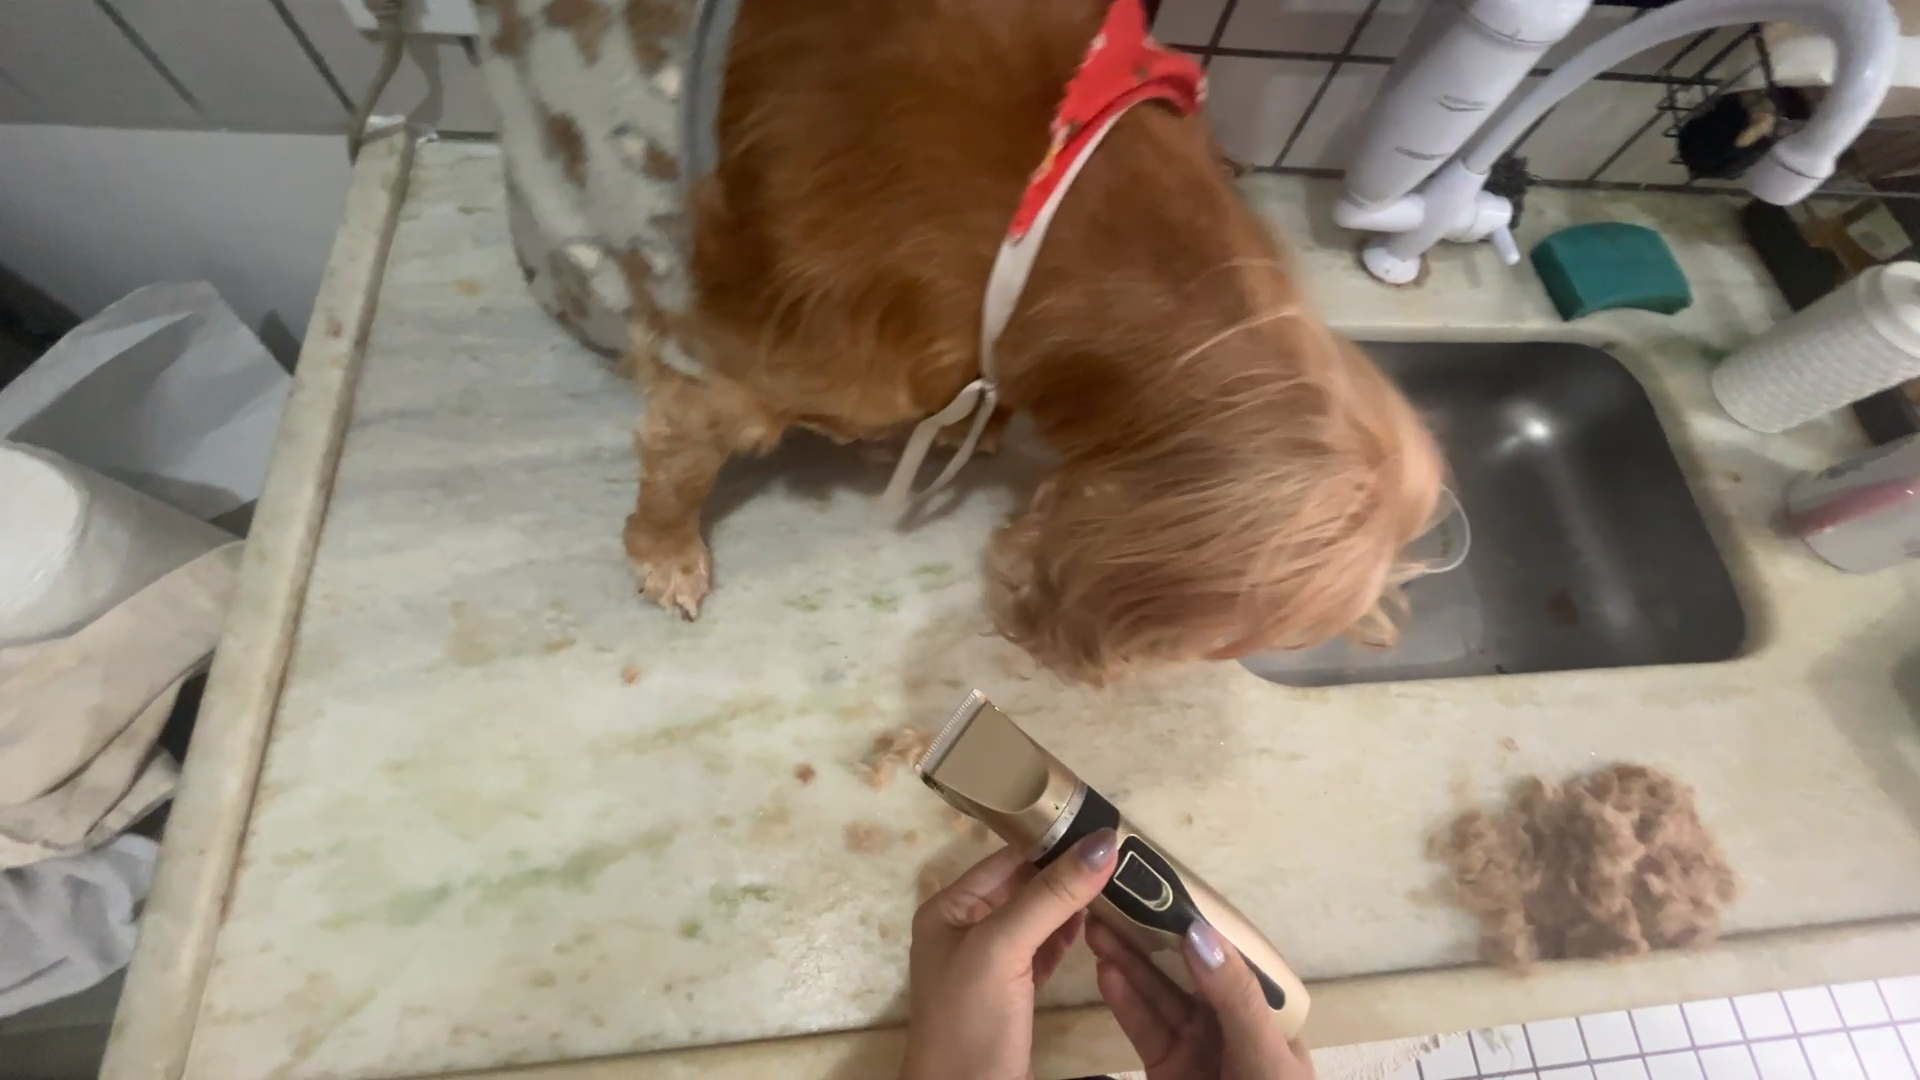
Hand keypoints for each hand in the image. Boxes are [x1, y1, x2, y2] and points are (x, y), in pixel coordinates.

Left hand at [900, 830, 1118, 1079]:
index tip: (1101, 830)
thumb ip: (1052, 894)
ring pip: (1038, 918)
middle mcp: (968, 927)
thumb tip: (1104, 842)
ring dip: (1072, 904)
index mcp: (951, 907)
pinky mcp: (1014, 992)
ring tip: (1116, 884)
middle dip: (1066, 873)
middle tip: (1119, 857)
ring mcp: (991, 962)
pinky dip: (1068, 937)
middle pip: (1025, 886)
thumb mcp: (1004, 947)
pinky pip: (1045, 950)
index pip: (1007, 859)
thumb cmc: (970, 1019)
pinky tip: (1095, 925)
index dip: (1052, 843)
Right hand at [1087, 916, 1316, 1079]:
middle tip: (1111, 898)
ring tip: (1096, 926)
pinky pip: (1143, 1026)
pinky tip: (1105, 972)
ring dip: (1128, 959)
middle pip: (1184, 969)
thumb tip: (1197, 931)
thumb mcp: (1265, 1062)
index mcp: (1265, 1015)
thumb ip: (1234, 997)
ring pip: (1157, 993)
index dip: (1193, 919)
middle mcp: (1229, 1025)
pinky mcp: (1166, 1070)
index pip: (1227, 954)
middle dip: (1148, 934)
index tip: (1156, 885)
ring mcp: (1196, 1049)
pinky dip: (1123, 999)